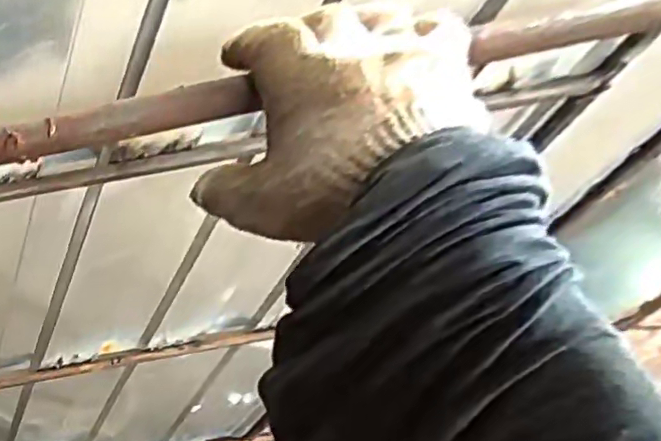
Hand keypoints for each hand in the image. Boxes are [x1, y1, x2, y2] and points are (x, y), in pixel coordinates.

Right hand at [190, 3, 489, 242]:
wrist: (413, 195)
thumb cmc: (337, 189)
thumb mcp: (253, 202)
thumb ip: (223, 188)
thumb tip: (209, 185)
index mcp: (302, 76)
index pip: (268, 41)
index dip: (248, 45)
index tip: (239, 52)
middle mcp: (357, 51)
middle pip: (327, 18)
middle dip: (304, 32)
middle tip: (291, 51)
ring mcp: (408, 54)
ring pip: (384, 16)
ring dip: (362, 27)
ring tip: (351, 44)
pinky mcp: (451, 71)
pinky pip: (439, 35)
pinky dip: (419, 40)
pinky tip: (412, 53)